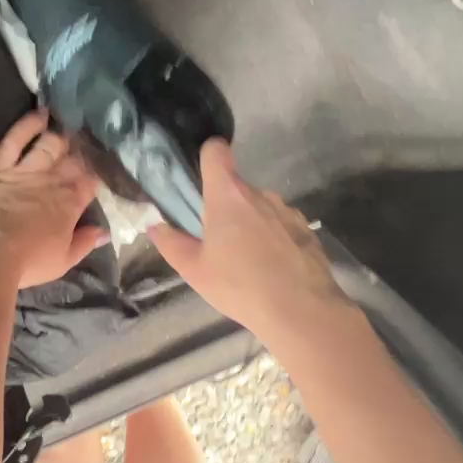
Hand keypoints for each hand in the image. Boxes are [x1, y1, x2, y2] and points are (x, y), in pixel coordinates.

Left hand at [0, 110, 108, 288]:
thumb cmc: (28, 262)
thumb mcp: (63, 261)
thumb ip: (84, 243)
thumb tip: (104, 232)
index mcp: (71, 204)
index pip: (90, 182)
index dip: (98, 173)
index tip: (103, 167)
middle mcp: (52, 181)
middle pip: (73, 160)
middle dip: (84, 151)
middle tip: (90, 141)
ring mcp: (26, 171)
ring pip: (49, 145)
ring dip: (61, 136)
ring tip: (69, 127)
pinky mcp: (0, 168)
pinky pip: (14, 141)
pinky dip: (27, 126)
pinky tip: (39, 114)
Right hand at [148, 139, 350, 341]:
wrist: (300, 309)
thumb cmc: (239, 285)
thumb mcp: (195, 270)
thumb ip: (171, 244)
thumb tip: (156, 227)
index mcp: (228, 195)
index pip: (216, 152)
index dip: (208, 157)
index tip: (202, 180)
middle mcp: (259, 194)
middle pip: (236, 188)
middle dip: (226, 208)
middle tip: (218, 242)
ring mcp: (287, 210)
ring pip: (260, 208)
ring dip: (251, 224)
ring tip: (248, 261)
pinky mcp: (306, 229)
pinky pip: (281, 225)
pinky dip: (274, 239)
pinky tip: (273, 268)